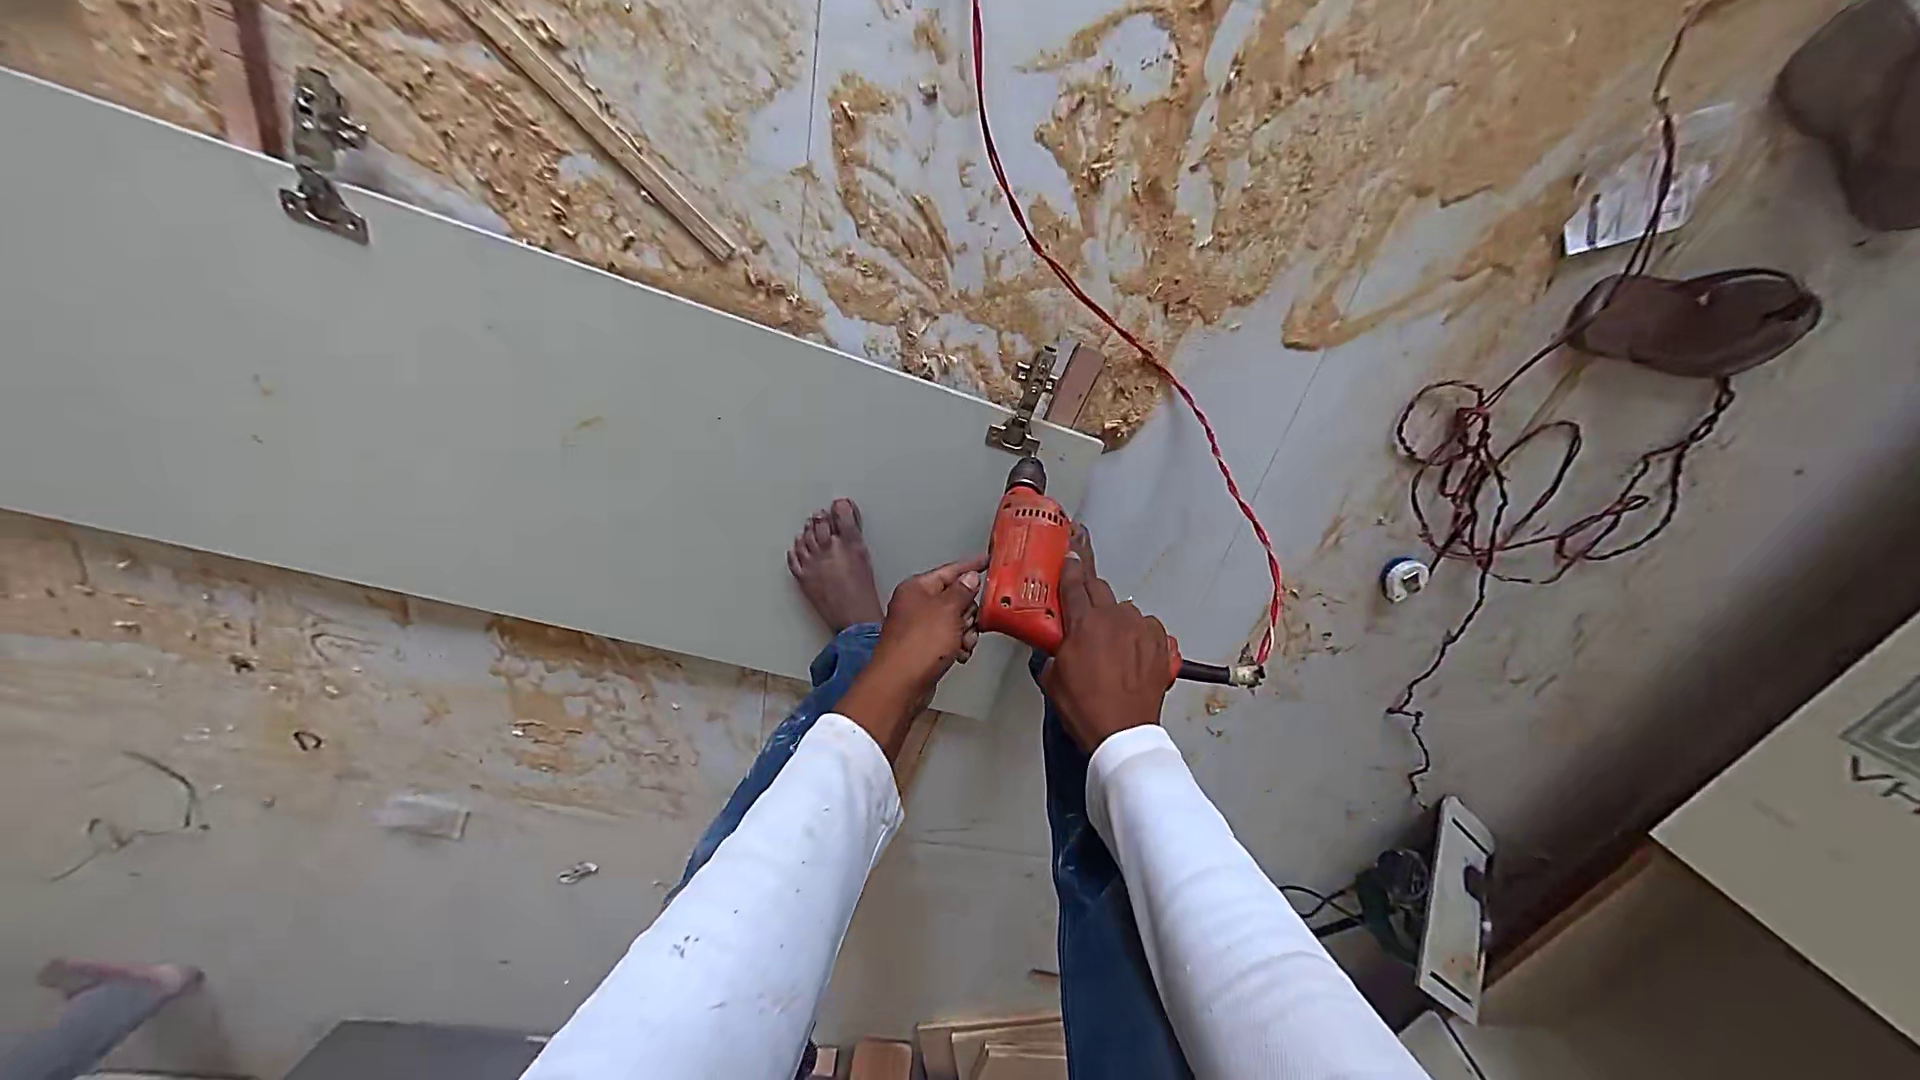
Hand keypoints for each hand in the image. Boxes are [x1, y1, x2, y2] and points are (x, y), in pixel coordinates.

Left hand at [836, 555, 986, 758]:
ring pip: (956, 620)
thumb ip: (963, 591)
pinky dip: (958, 646)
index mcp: (917, 588)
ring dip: (966, 632)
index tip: (989, 561)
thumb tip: (970, 577)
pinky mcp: (925, 646)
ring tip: (962, 643)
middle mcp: (916, 604)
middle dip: (969, 611)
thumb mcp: (948, 610)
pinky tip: (959, 655)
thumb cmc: (921, 643)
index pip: (950, 570)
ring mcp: (920, 626)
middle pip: (955, 597)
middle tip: (969, 623)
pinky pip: (950, 639)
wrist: (901, 684)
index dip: (971, 566)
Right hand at [1041, 553, 1171, 753]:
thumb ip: (1052, 651)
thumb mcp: (1053, 677)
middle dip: (1089, 592)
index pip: (1074, 583)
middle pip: (1099, 588)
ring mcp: (1141, 630)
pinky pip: (1147, 626)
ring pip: (1125, 608)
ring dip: (1114, 617)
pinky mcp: (1160, 644)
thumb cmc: (1086, 708)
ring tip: (1109, 641)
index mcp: (1085, 623)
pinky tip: (1131, 651)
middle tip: (1083, 603)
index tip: (1069, 557)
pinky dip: (1138, 633)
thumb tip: (1055, 646)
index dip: (1070, 568)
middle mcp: (1115, 619)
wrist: (1122, 733)